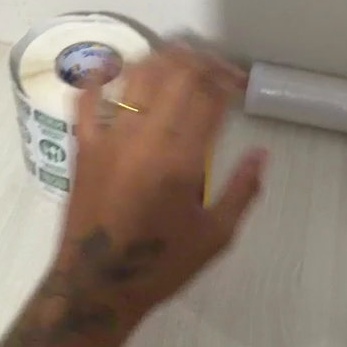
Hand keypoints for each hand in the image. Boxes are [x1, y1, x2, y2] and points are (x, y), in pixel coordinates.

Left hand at [56, 43, 268, 318]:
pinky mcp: (84, 145)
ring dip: (162, 59)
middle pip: (176, 75)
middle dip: (202, 62)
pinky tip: (117, 67)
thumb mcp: (216, 235)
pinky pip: (87, 98)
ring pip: (136, 76)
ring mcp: (109, 137)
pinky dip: (102, 76)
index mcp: (182, 160)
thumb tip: (262, 152)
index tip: (239, 82)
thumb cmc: (161, 265)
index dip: (227, 80)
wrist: (95, 286)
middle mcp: (145, 138)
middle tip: (217, 68)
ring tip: (182, 60)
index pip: (209, 97)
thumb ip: (243, 190)